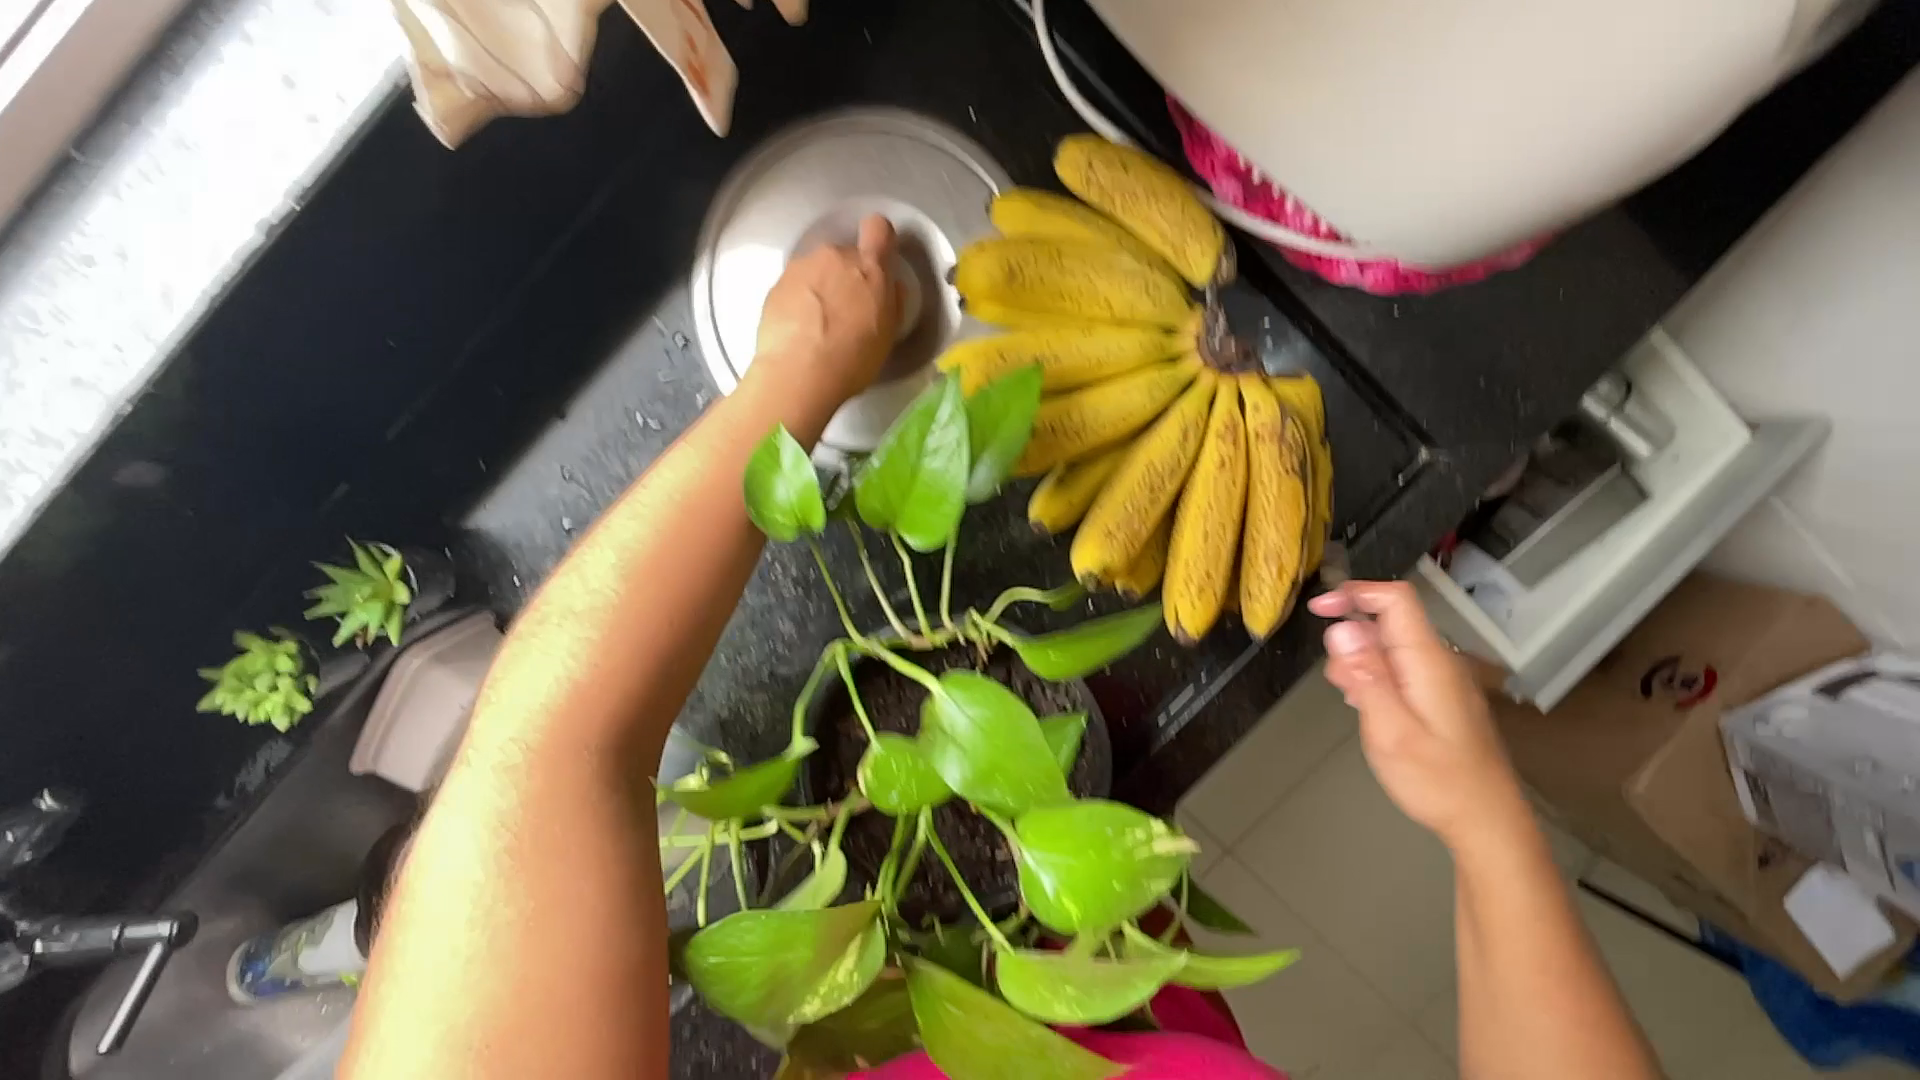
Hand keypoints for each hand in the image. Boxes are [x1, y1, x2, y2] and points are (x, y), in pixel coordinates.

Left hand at [752, 214, 901, 405]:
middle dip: (845, 276)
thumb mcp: (888, 333)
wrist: (798, 374)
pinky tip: (798, 332)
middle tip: (845, 312)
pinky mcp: (776, 285)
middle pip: (844, 255)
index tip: (876, 262)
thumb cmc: (854, 358)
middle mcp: (834, 256)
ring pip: (817, 270)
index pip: (879, 227)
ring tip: (817, 326)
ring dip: (820, 288)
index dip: (879, 241)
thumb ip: (891, 300)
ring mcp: (801, 268)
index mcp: (869, 266)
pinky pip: (794, 286)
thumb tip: (889, 286)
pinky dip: (798, 302)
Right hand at [1309, 581, 1528, 846]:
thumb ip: (1365, 676)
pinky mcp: (1442, 698)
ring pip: (1393, 645)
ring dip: (1361, 659)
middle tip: (1338, 682)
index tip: (1317, 611)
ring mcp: (1444, 680)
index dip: (1354, 593)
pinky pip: (1402, 667)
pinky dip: (1376, 674)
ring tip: (1352, 699)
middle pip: (1390, 620)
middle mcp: (1440, 662)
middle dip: (1352, 635)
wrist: (1487, 824)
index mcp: (1429, 662)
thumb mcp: (1389, 730)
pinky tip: (1368, 706)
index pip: (1395, 599)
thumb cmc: (1436, 781)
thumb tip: (1340, 628)